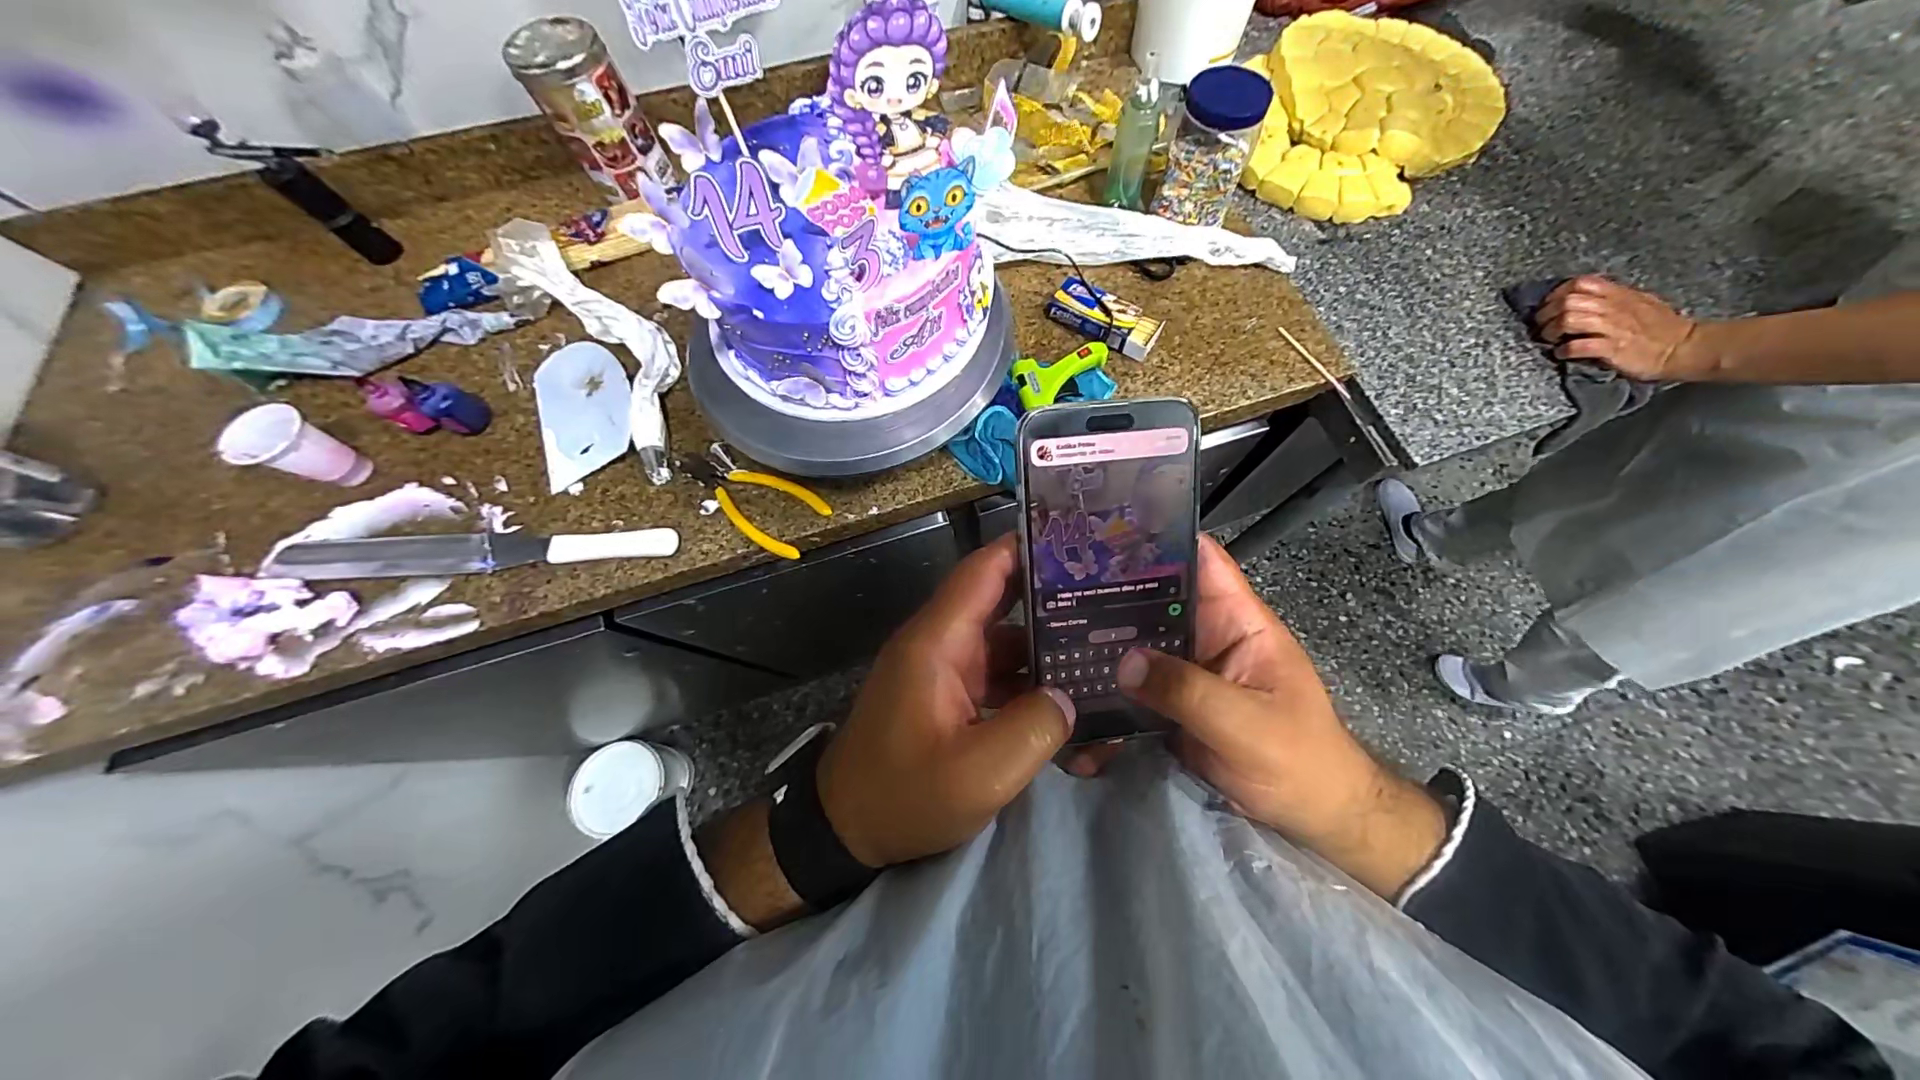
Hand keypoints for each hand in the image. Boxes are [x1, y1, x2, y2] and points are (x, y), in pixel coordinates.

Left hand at [817, 533, 1074, 868]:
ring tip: (1105, 647)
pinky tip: (1069, 698)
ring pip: (1006, 642)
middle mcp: (940, 644)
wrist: (844, 828)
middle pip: (1002, 602)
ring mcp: (944, 671)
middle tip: (1112, 595)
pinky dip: (1030, 682)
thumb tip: (1067, 695)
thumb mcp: (978, 772)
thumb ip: (1034, 728)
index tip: (1080, 538)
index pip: (984, 571)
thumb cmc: (904, 795)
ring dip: (1048, 646)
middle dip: (1054, 597)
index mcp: (938, 642)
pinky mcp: (949, 697)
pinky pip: (997, 675)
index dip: (1028, 547)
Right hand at [1080, 536, 1446, 898]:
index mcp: (1237, 620)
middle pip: (1153, 599)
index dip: (1160, 540)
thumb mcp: (1247, 723)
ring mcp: (1184, 670)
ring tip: (1048, 640)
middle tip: (1053, 589)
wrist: (1307, 814)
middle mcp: (1204, 635)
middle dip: (1109, 593)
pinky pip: (1129, 687)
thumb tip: (1125, 663)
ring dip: (1098, 644)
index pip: (1201, 561)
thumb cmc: (1297, 758)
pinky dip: (1103, 693)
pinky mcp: (1167, 702)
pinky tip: (1072, 701)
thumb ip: (1188, 691)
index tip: (1105, 534)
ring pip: (1133, 643)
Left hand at [1535, 275, 1704, 380]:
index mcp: (1620, 295)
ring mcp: (1614, 328)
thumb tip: (1582, 298)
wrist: (1686, 347)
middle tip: (1542, 326)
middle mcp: (1615, 308)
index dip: (1557, 293)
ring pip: (1569, 319)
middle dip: (1547, 314)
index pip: (1581, 283)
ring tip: (1551, 340)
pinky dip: (1564, 350)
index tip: (1548, 306)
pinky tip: (1562, 354)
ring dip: (1552, 331)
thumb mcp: (1639, 303)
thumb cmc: (1662, 328)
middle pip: (1568, 301)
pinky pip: (1578, 346)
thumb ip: (1612, 298)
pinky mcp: (1613, 348)